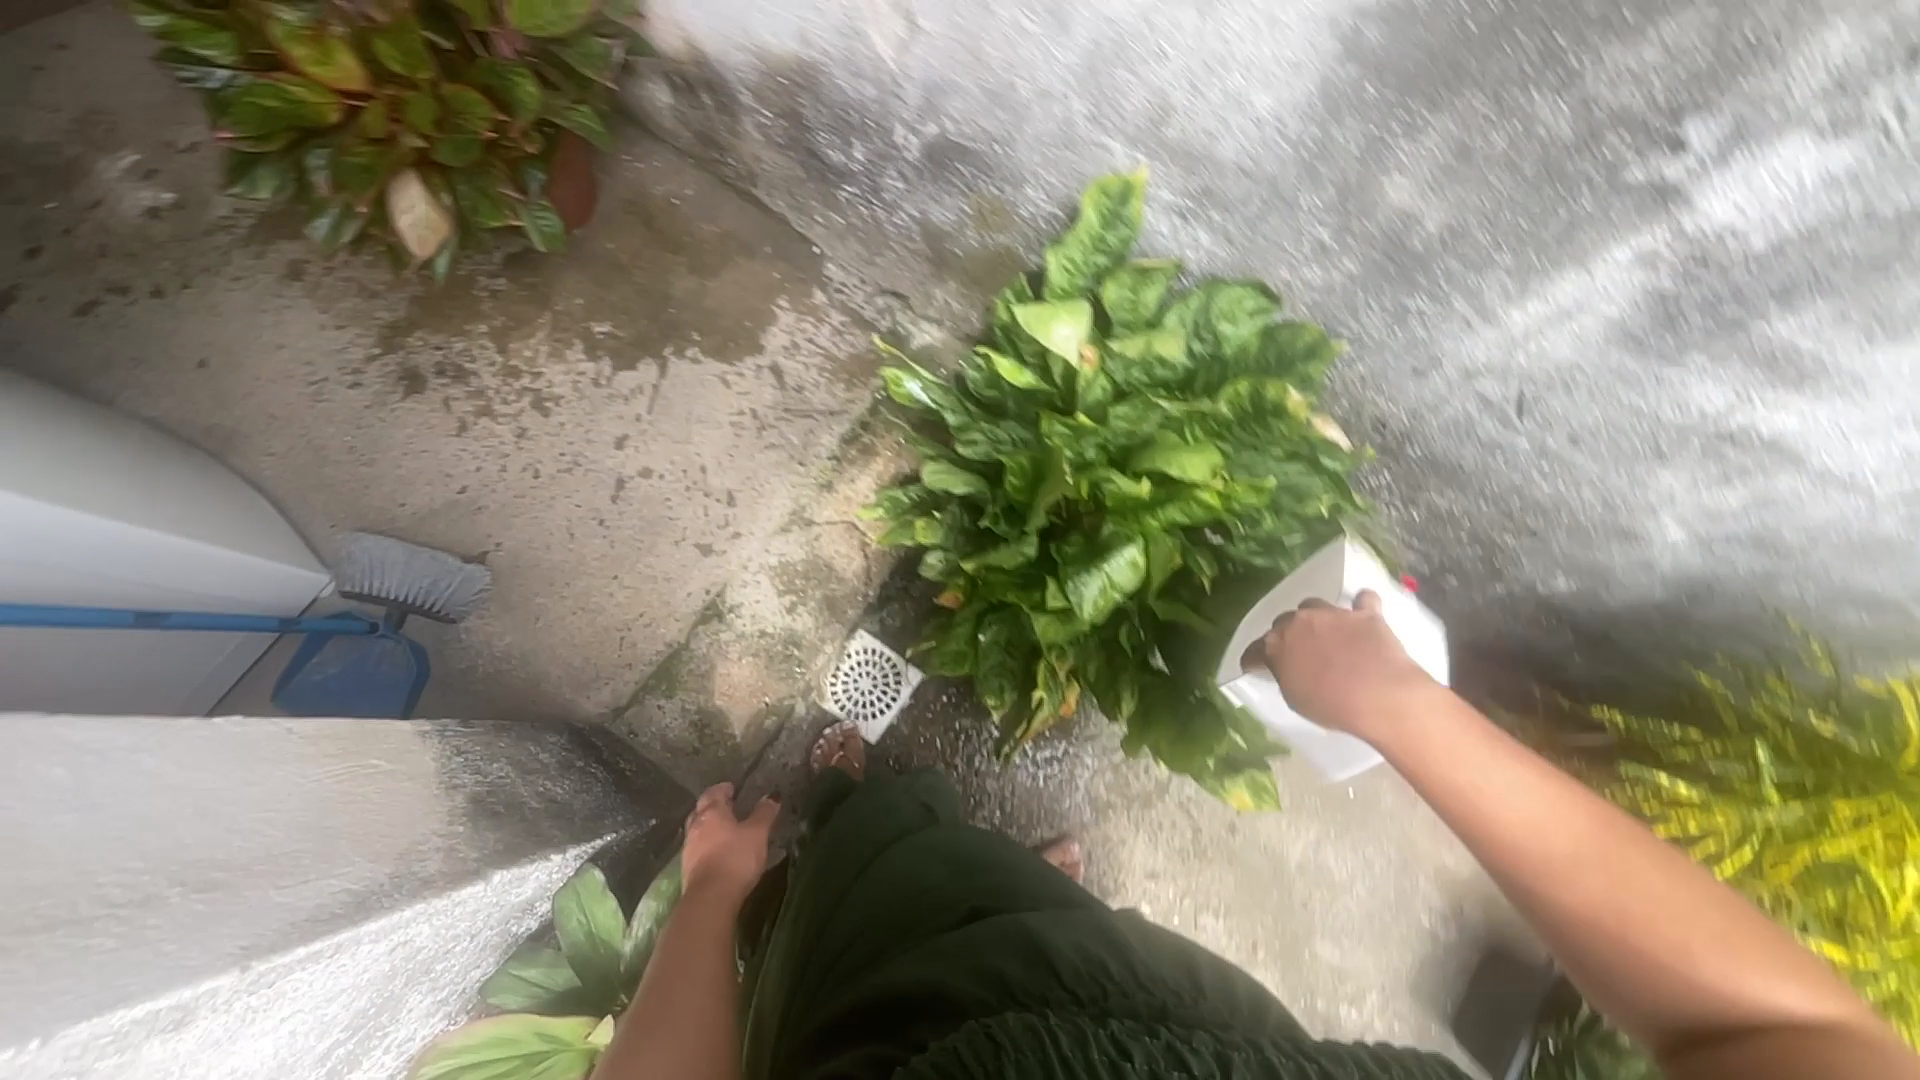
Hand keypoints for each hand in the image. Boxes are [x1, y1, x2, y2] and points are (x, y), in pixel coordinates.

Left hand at [682, 782, 777, 905]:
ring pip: (697, 830)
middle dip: (712, 806)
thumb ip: (764, 814)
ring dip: (708, 826)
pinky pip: (697, 848)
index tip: (731, 787)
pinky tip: (716, 851)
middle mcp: (696, 827)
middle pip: (701, 810)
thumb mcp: (757, 833)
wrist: (711, 897)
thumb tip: (772, 796)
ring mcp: (689, 849)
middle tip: (726, 806)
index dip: (722, 789)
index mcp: (711, 813)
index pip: (713, 793)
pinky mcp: (688, 869)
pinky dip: (706, 844)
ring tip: (723, 829)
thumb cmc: (736, 858)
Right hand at [1240, 590, 1435, 738]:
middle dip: (1287, 634)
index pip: (1254, 651)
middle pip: (1283, 621)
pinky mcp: (1365, 613)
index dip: (1255, 661)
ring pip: (1314, 604)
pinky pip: (1362, 600)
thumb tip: (1288, 669)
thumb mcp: (1295, 699)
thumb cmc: (1333, 706)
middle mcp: (1298, 623)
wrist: (1380, 697)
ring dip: (1316, 617)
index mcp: (1274, 646)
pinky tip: (1363, 611)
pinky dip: (1362, 604)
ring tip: (1327, 632)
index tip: (1258, 668)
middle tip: (1299, 652)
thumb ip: (1286, 676)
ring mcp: (1332, 614)